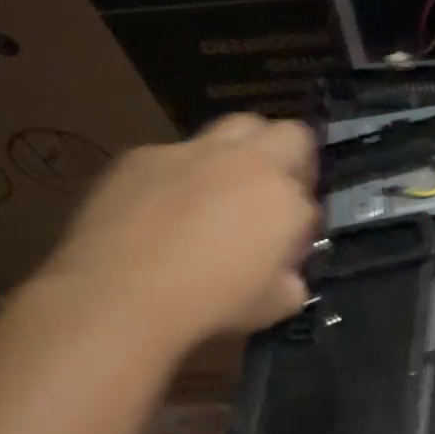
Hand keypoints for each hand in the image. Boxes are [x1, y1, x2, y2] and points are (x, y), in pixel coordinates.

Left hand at [40, 114, 320, 348]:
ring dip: (240, 152)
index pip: (311, 201)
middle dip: (291, 157)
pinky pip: (174, 155)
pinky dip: (180, 175)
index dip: (303, 223)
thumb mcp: (277, 305)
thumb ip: (292, 277)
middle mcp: (247, 163)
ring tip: (224, 188)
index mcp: (286, 200)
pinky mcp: (143, 156)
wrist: (122, 295)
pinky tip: (163, 208)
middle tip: (274, 192)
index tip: (289, 245)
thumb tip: (286, 270)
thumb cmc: (213, 305)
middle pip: (289, 134)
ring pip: (233, 128)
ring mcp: (192, 152)